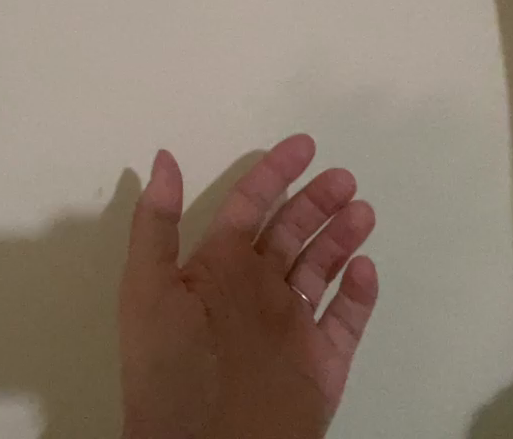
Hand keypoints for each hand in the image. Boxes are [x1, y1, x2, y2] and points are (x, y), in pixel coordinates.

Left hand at [118, 135, 379, 438]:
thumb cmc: (168, 368)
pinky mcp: (319, 366)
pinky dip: (358, 296)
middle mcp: (256, 288)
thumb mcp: (148, 287)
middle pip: (293, 231)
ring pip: (322, 269)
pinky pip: (345, 323)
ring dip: (342, 237)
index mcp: (218, 266)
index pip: (252, 205)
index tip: (304, 144)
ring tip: (362, 210)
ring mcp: (290, 326)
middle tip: (344, 178)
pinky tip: (364, 268)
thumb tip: (163, 155)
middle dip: (317, 200)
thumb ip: (157, 222)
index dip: (276, 172)